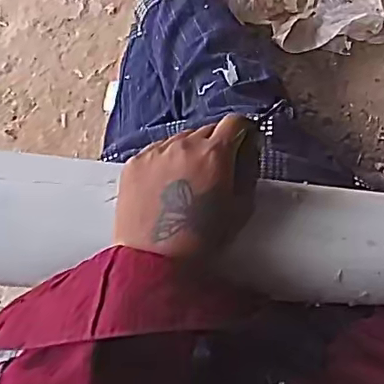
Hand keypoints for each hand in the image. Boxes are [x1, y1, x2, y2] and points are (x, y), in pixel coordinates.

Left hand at [113, 115, 257, 260]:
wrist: (154, 261)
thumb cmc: (200, 240)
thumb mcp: (241, 208)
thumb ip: (248, 171)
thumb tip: (248, 151)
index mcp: (215, 153)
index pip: (236, 122)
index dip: (243, 132)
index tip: (243, 143)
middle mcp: (184, 145)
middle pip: (208, 130)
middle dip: (216, 146)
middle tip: (216, 172)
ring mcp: (156, 152)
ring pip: (181, 140)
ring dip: (189, 154)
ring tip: (188, 184)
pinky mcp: (135, 164)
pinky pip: (157, 153)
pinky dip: (165, 163)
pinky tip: (167, 189)